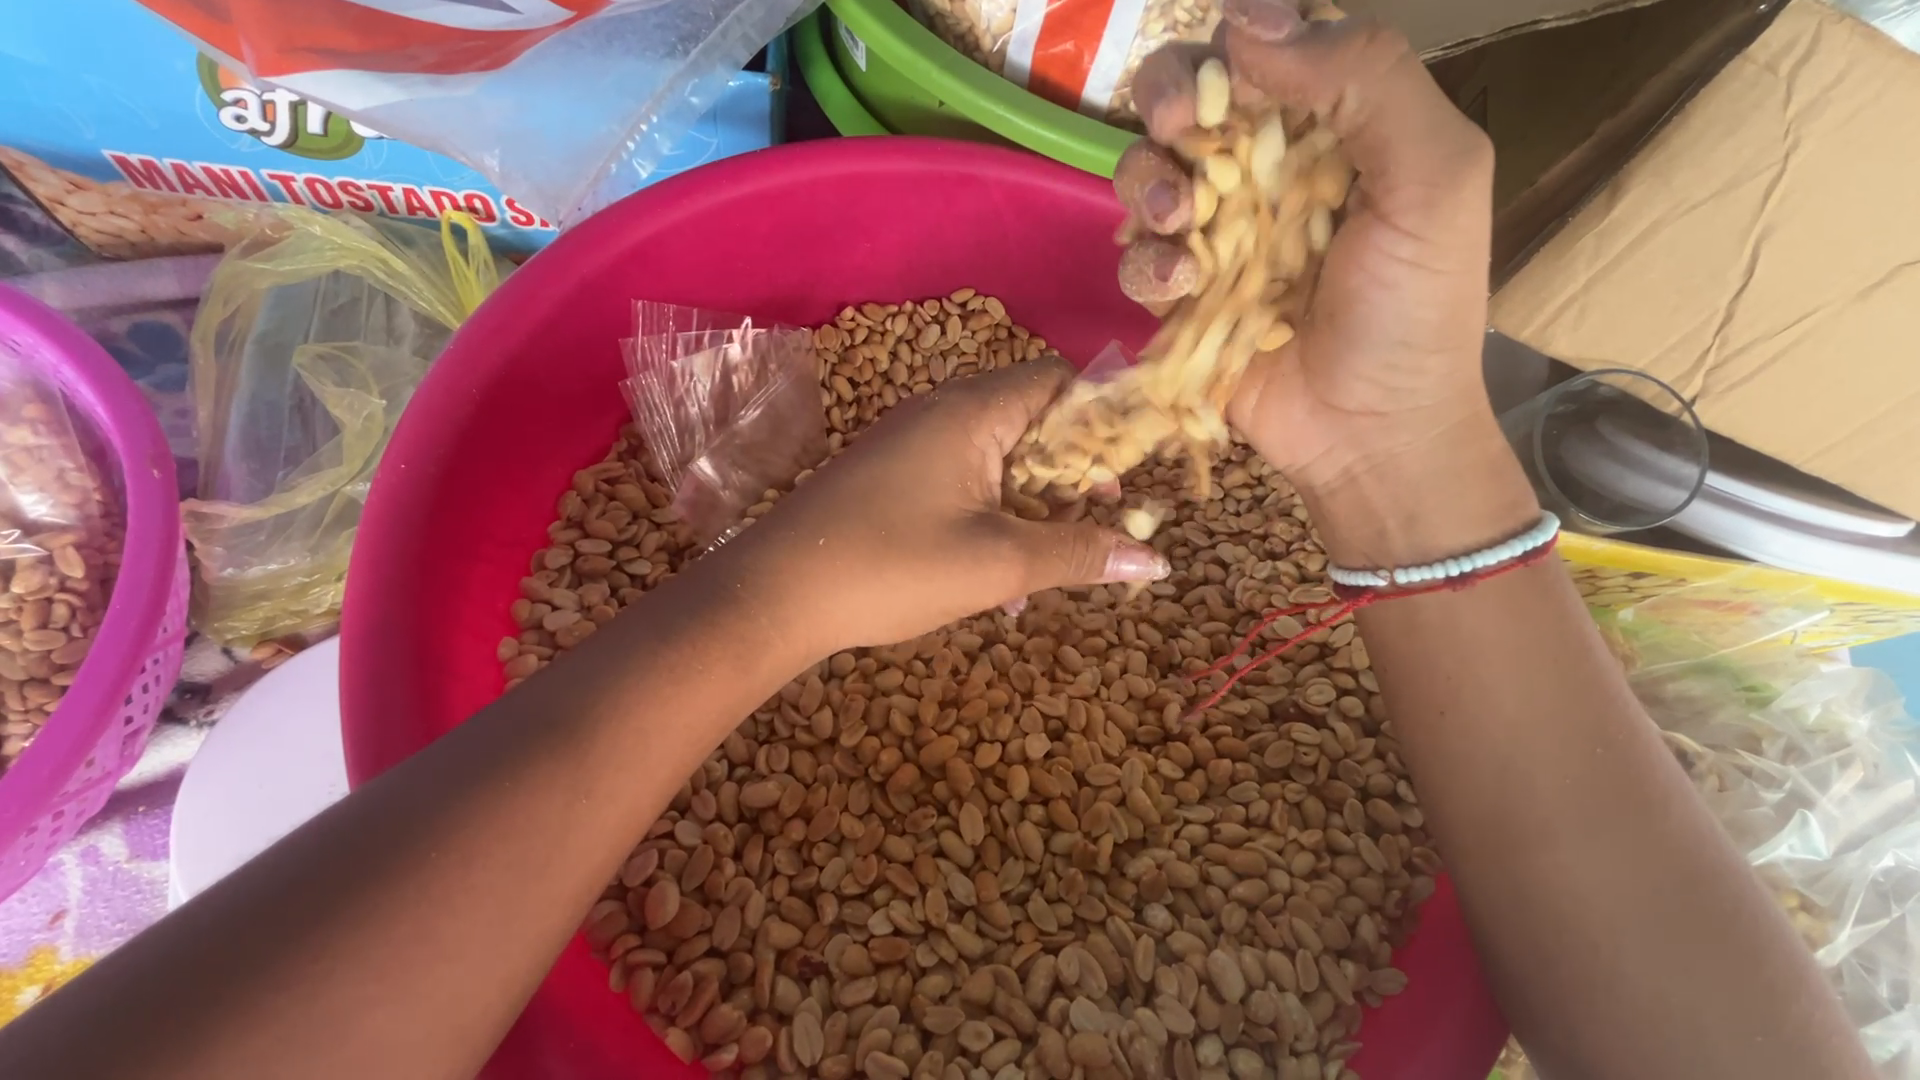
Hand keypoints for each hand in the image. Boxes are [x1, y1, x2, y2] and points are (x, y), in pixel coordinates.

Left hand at [713, 359, 1169, 655]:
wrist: (776, 591)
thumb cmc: (892, 565)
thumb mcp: (998, 565)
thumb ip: (1078, 554)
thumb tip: (1157, 562)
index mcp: (974, 411)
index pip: (1061, 383)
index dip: (1105, 420)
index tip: (1128, 474)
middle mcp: (942, 412)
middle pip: (1033, 421)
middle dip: (1072, 474)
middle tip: (1097, 523)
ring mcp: (911, 443)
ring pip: (998, 460)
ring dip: (1032, 506)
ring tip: (1051, 561)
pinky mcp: (891, 476)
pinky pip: (962, 482)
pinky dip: (991, 517)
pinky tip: (996, 580)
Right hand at [1114, 0, 1498, 494]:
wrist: (1371, 431)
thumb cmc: (1416, 308)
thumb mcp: (1432, 178)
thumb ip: (1365, 80)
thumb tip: (1247, 20)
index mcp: (1333, 128)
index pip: (1266, 49)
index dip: (1233, 42)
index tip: (1226, 66)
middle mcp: (1265, 172)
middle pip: (1190, 100)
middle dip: (1170, 99)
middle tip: (1181, 125)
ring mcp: (1216, 238)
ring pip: (1147, 173)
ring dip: (1147, 182)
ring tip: (1178, 218)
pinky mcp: (1182, 298)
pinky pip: (1138, 260)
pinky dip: (1146, 265)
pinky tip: (1179, 287)